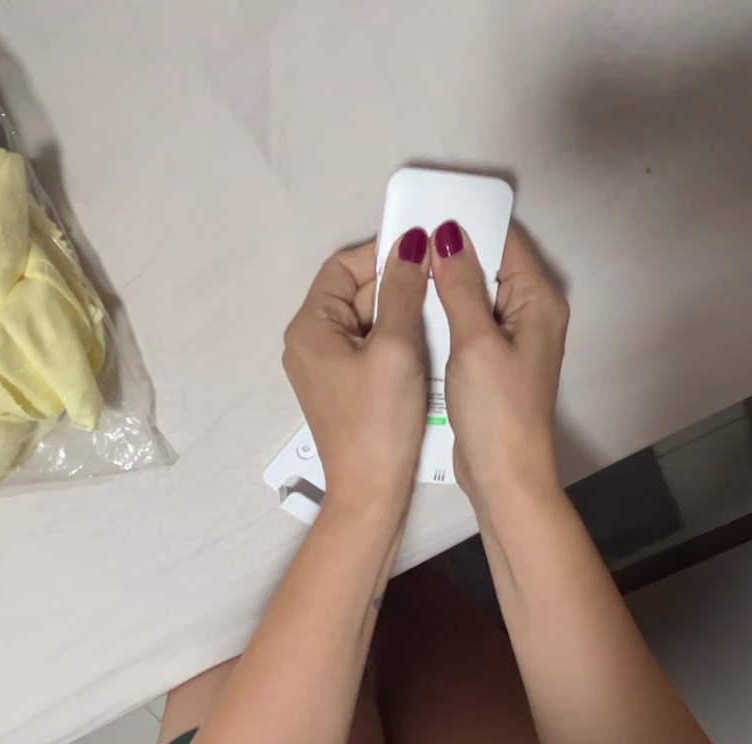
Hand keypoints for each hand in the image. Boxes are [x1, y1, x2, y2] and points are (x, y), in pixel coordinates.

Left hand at [282, 230, 432, 515]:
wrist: (371, 492)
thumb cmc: (379, 423)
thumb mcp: (396, 348)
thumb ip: (403, 290)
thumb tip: (411, 242)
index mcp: (310, 327)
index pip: (343, 267)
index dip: (382, 252)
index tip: (424, 249)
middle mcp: (310, 343)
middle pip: (355, 292)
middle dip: (397, 283)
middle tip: (441, 279)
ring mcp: (326, 368)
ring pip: (367, 320)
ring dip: (402, 312)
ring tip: (440, 310)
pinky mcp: (344, 388)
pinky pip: (370, 348)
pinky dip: (397, 339)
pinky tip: (428, 342)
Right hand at [430, 221, 569, 514]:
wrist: (503, 475)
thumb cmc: (497, 410)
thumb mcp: (475, 341)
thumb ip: (460, 285)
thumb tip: (446, 233)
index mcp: (536, 300)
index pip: (504, 240)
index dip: (465, 224)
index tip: (422, 215)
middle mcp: (527, 313)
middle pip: (486, 265)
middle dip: (447, 253)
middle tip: (402, 245)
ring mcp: (508, 339)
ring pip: (471, 296)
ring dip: (441, 287)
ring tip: (400, 273)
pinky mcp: (489, 362)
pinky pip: (464, 324)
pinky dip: (441, 316)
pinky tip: (412, 314)